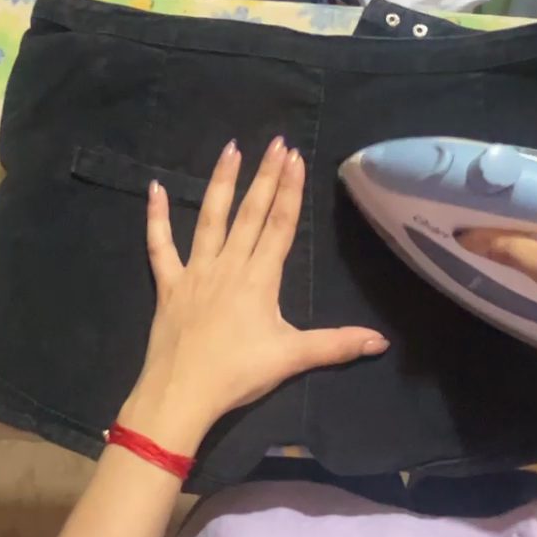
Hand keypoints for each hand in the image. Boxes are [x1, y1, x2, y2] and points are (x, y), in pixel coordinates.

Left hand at [118, 136, 388, 454]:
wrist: (181, 394)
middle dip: (265, 176)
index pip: (279, 225)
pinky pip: (160, 245)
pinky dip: (156, 217)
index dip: (289, 189)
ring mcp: (195, 271)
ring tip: (231, 149)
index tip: (295, 157)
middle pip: (250, 213)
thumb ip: (337, 345)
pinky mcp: (168, 284)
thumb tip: (381, 341)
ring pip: (210, 218)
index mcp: (259, 278)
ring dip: (222, 183)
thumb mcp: (292, 358)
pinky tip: (154, 189)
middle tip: (275, 142)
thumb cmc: (238, 374)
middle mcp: (228, 265)